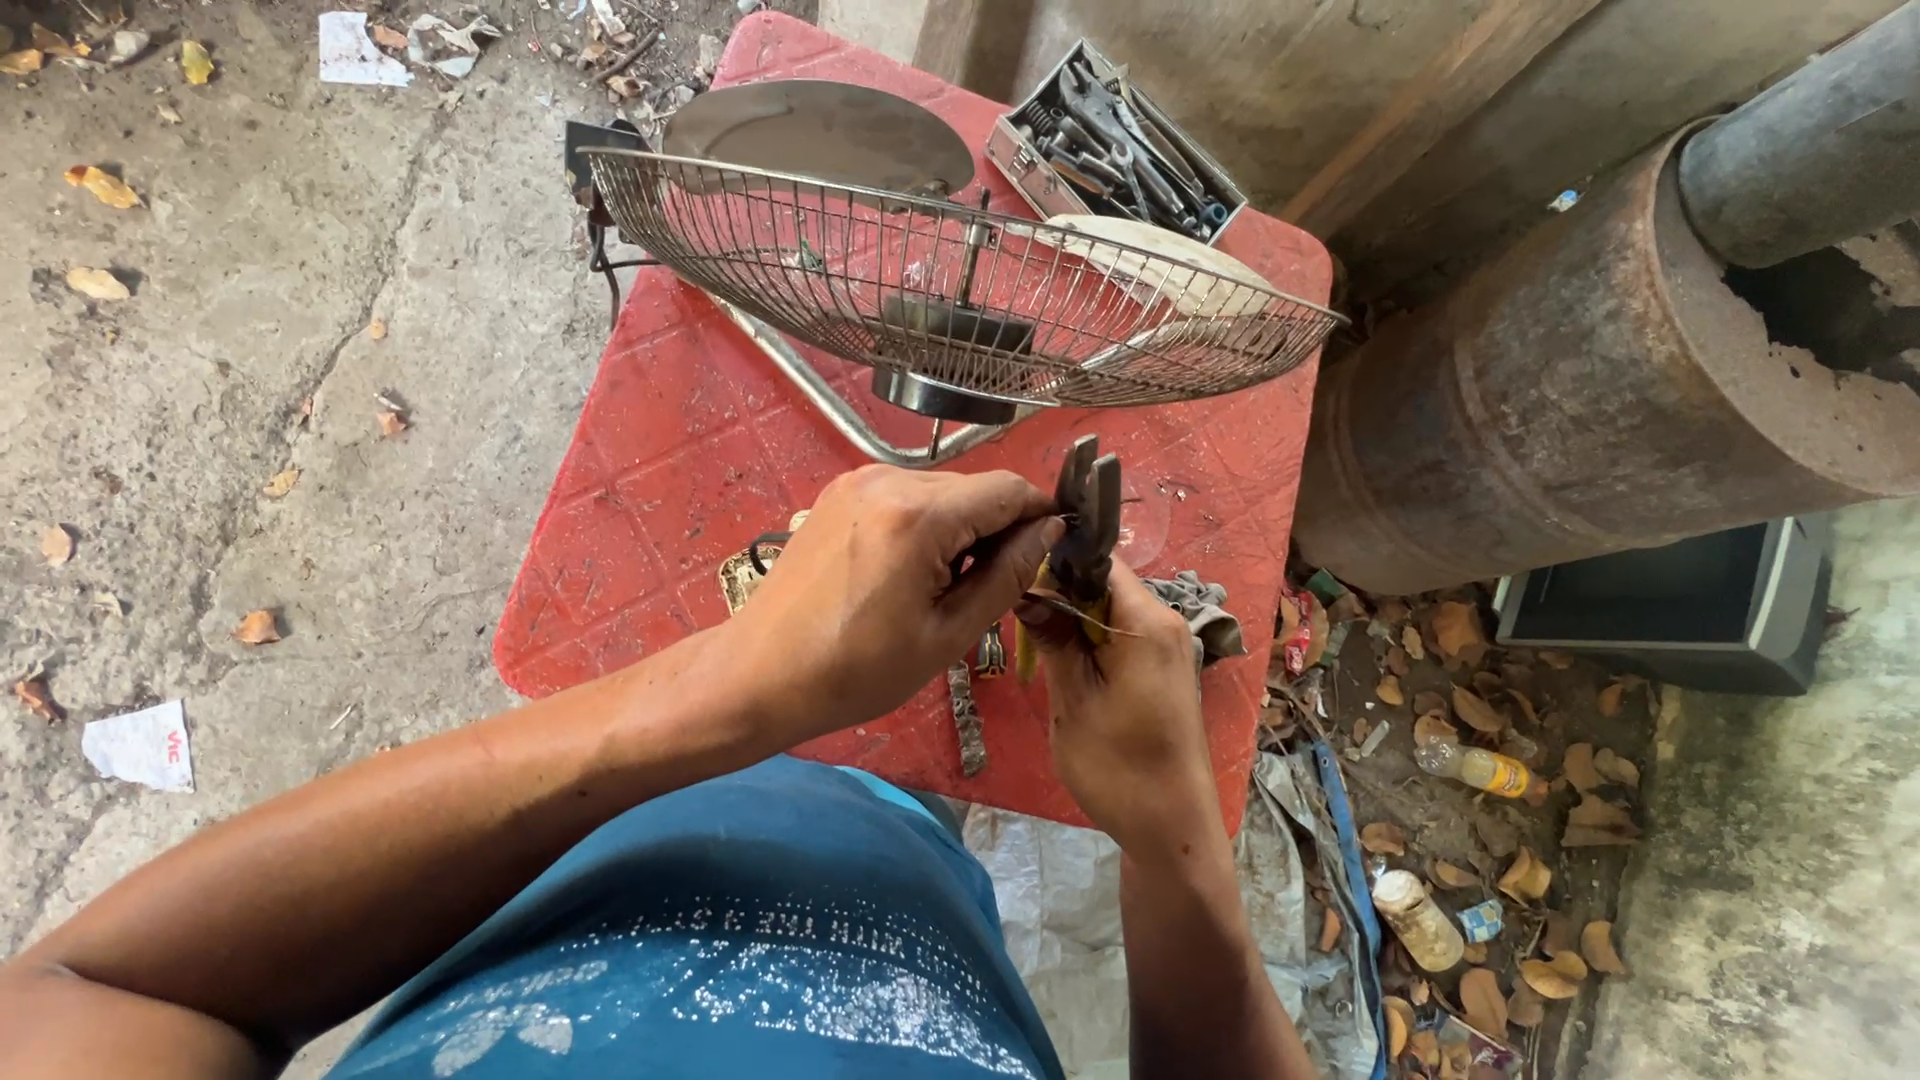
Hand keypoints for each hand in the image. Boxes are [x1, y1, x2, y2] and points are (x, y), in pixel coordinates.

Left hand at [728, 465, 1062, 742]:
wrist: (759, 674)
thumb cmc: (856, 670)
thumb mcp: (946, 634)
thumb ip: (1006, 575)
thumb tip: (1047, 531)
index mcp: (917, 514)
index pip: (1007, 488)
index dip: (1039, 515)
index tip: (1050, 551)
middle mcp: (887, 478)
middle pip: (973, 488)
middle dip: (997, 528)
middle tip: (991, 588)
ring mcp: (856, 480)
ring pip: (940, 490)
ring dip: (960, 528)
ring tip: (942, 587)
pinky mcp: (838, 493)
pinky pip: (905, 496)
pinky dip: (924, 524)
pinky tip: (909, 570)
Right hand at [1020, 559, 1220, 855]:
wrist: (1172, 830)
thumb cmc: (1119, 767)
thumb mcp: (1074, 700)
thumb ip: (1055, 638)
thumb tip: (1027, 588)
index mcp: (1148, 622)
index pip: (1100, 562)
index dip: (1057, 563)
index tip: (1016, 575)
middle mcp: (1166, 623)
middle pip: (1105, 585)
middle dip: (1060, 594)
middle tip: (1016, 613)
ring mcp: (1168, 648)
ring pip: (1110, 612)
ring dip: (1073, 621)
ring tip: (1032, 637)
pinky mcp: (1163, 671)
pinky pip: (1123, 637)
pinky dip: (1092, 642)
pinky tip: (1065, 663)